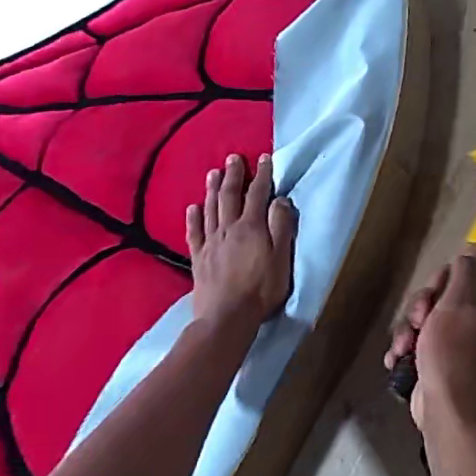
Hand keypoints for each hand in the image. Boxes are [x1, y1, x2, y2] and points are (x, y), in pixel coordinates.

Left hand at [186, 153, 296, 336]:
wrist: (227, 317)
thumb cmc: (262, 288)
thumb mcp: (282, 256)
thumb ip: (282, 226)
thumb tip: (279, 200)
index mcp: (251, 227)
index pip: (257, 194)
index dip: (262, 175)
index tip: (265, 158)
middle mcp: (228, 229)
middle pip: (230, 196)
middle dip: (234, 175)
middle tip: (234, 158)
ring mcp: (211, 243)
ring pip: (210, 209)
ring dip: (213, 189)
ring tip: (214, 172)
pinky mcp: (199, 258)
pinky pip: (194, 232)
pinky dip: (193, 217)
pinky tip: (193, 207)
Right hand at [384, 251, 475, 429]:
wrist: (441, 401)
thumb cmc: (449, 348)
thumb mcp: (457, 302)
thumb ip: (464, 273)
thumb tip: (474, 246)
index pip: (455, 274)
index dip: (438, 281)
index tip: (433, 293)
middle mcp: (465, 317)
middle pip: (432, 296)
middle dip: (418, 307)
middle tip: (418, 321)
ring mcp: (447, 338)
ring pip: (417, 319)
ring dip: (405, 331)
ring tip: (406, 347)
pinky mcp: (430, 357)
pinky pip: (410, 342)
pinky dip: (401, 350)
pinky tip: (398, 360)